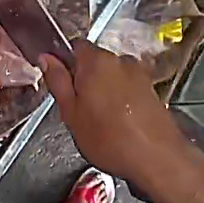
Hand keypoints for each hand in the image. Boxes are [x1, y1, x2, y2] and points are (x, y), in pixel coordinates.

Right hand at [40, 42, 197, 189]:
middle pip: (95, 61)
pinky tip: (119, 123)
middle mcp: (120, 60)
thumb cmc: (109, 138)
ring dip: (104, 90)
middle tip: (78, 109)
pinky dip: (121, 99)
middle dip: (85, 80)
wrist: (156, 156)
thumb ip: (58, 81)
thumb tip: (47, 58)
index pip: (75, 46)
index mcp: (96, 61)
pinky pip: (127, 87)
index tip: (61, 84)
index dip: (65, 63)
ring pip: (112, 75)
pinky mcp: (151, 88)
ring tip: (101, 120)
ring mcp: (139, 73)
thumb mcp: (71, 113)